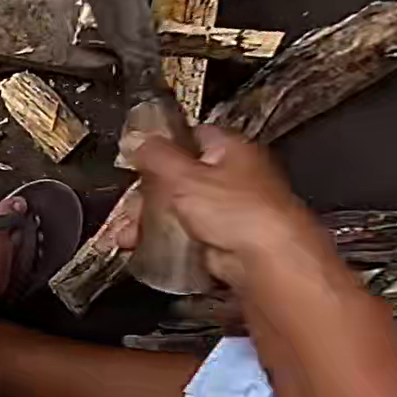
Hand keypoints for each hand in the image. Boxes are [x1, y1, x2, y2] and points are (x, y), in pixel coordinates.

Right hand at [126, 126, 338, 290]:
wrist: (265, 260)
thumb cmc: (242, 212)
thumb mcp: (183, 175)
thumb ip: (155, 154)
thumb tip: (135, 139)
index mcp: (230, 150)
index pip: (191, 135)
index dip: (162, 144)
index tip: (137, 156)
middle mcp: (231, 177)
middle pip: (175, 177)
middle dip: (146, 194)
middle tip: (133, 204)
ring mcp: (224, 209)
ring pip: (174, 207)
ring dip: (146, 220)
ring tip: (131, 232)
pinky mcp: (217, 237)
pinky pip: (179, 232)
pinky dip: (158, 238)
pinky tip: (141, 244)